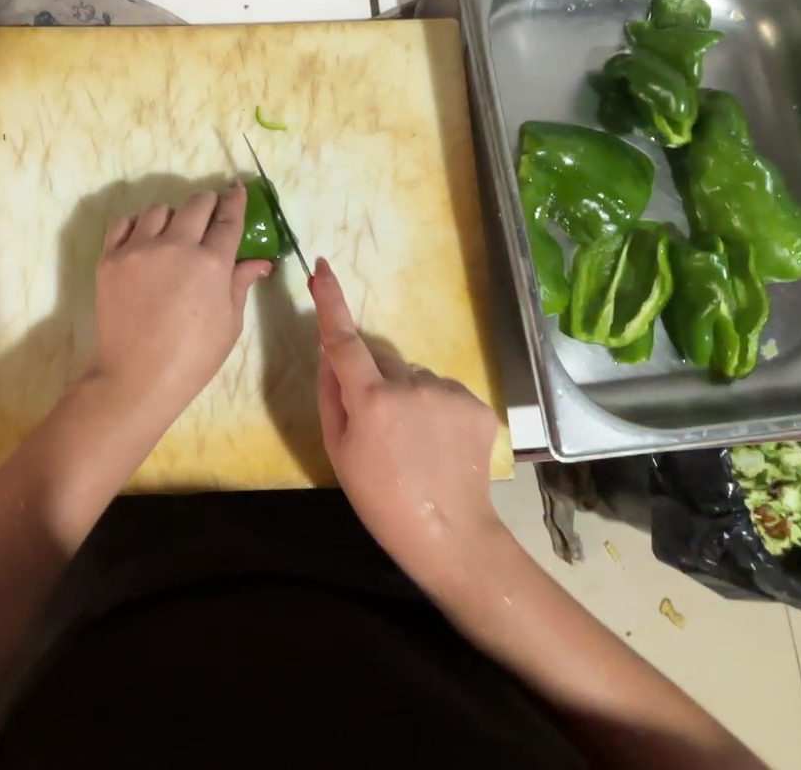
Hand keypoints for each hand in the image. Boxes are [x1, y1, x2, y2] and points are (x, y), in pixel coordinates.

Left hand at [87, 183, 273, 425]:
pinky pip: (123, 224)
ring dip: (172, 216)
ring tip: (173, 234)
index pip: (228, 218)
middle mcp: (176, 246)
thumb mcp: (229, 323)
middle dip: (207, 204)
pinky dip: (137, 226)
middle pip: (196, 204)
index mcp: (211, 263)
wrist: (136, 377)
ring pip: (158, 210)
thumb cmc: (193, 357)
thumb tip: (260, 262)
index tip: (237, 189)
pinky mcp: (110, 259)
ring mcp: (139, 250)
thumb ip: (240, 283)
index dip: (235, 200)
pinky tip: (144, 241)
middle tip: (209, 216)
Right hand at [310, 257, 506, 591]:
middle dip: (374, 379)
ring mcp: (449, 393)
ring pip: (414, 377)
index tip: (322, 268)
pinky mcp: (477, 404)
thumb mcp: (338, 449)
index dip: (331, 302)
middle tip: (378, 425)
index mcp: (371, 399)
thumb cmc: (379, 497)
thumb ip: (331, 394)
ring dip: (408, 396)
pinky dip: (436, 407)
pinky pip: (444, 390)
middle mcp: (411, 386)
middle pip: (382, 362)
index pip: (344, 340)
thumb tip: (329, 353)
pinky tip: (439, 442)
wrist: (447, 533)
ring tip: (414, 441)